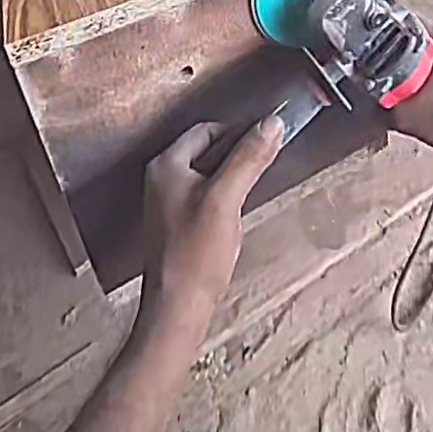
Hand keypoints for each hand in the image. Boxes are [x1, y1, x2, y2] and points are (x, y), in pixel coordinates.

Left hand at [142, 117, 283, 312]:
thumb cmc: (195, 254)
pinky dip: (221, 196)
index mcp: (166, 165)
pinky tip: (233, 214)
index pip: (207, 130)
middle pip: (206, 149)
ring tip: (245, 193)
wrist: (178, 308)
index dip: (236, 133)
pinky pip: (203, 193)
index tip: (261, 141)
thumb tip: (271, 123)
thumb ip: (247, 158)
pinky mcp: (175, 220)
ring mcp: (166, 200)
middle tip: (257, 167)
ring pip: (206, 172)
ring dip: (229, 176)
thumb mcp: (226, 200)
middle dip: (234, 156)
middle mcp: (161, 177)